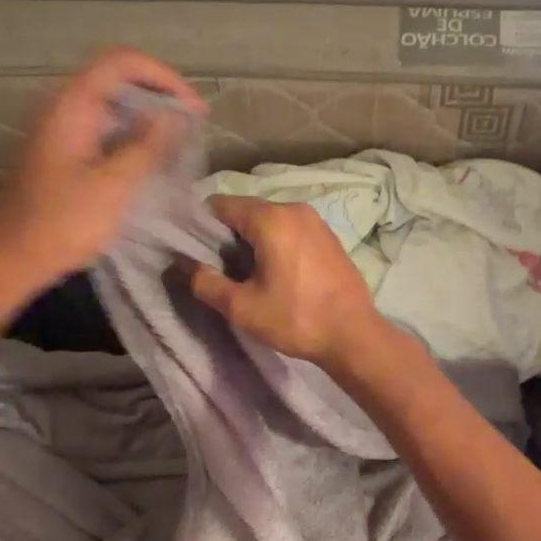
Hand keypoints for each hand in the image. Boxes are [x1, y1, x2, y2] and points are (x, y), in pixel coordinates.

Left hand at [0, 47, 204, 279]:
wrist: (12, 258)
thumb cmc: (62, 224)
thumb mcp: (114, 186)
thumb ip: (147, 147)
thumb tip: (175, 116)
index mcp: (72, 106)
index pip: (122, 62)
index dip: (163, 76)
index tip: (194, 108)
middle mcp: (63, 107)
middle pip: (117, 79)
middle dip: (159, 96)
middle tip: (193, 125)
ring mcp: (60, 131)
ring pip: (111, 107)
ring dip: (147, 119)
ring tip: (180, 143)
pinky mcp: (63, 154)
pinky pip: (103, 131)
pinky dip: (131, 138)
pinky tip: (152, 162)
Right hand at [185, 195, 395, 368]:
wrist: (354, 336)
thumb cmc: (296, 319)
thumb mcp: (242, 307)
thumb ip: (206, 283)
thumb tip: (186, 266)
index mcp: (271, 218)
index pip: (221, 205)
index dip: (202, 226)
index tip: (197, 253)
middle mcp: (295, 209)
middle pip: (247, 212)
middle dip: (229, 236)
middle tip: (221, 270)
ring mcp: (316, 222)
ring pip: (270, 222)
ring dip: (254, 243)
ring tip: (248, 276)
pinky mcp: (329, 238)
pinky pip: (291, 232)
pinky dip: (277, 246)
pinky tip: (277, 275)